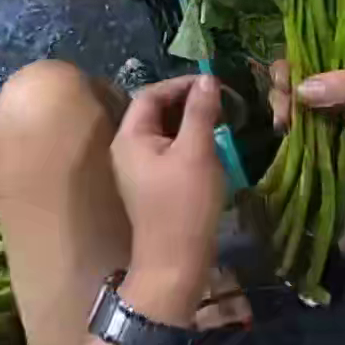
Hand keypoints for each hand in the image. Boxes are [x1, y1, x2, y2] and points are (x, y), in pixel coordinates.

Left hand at [111, 76, 225, 324]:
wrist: (175, 266)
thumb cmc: (184, 205)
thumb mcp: (196, 152)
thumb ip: (200, 112)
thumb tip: (207, 78)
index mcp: (130, 136)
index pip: (151, 94)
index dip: (180, 84)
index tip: (211, 83)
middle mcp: (126, 148)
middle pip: (154, 110)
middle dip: (185, 101)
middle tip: (217, 99)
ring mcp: (136, 168)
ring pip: (162, 130)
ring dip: (188, 120)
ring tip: (218, 117)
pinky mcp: (150, 183)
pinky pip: (166, 149)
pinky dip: (186, 140)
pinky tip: (209, 143)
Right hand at [292, 21, 344, 179]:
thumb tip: (298, 90)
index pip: (322, 25)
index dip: (299, 39)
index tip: (286, 64)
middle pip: (305, 58)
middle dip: (287, 78)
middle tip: (282, 101)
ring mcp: (343, 88)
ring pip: (302, 86)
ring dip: (286, 101)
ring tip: (283, 123)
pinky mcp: (340, 116)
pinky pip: (309, 112)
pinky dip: (295, 120)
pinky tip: (286, 131)